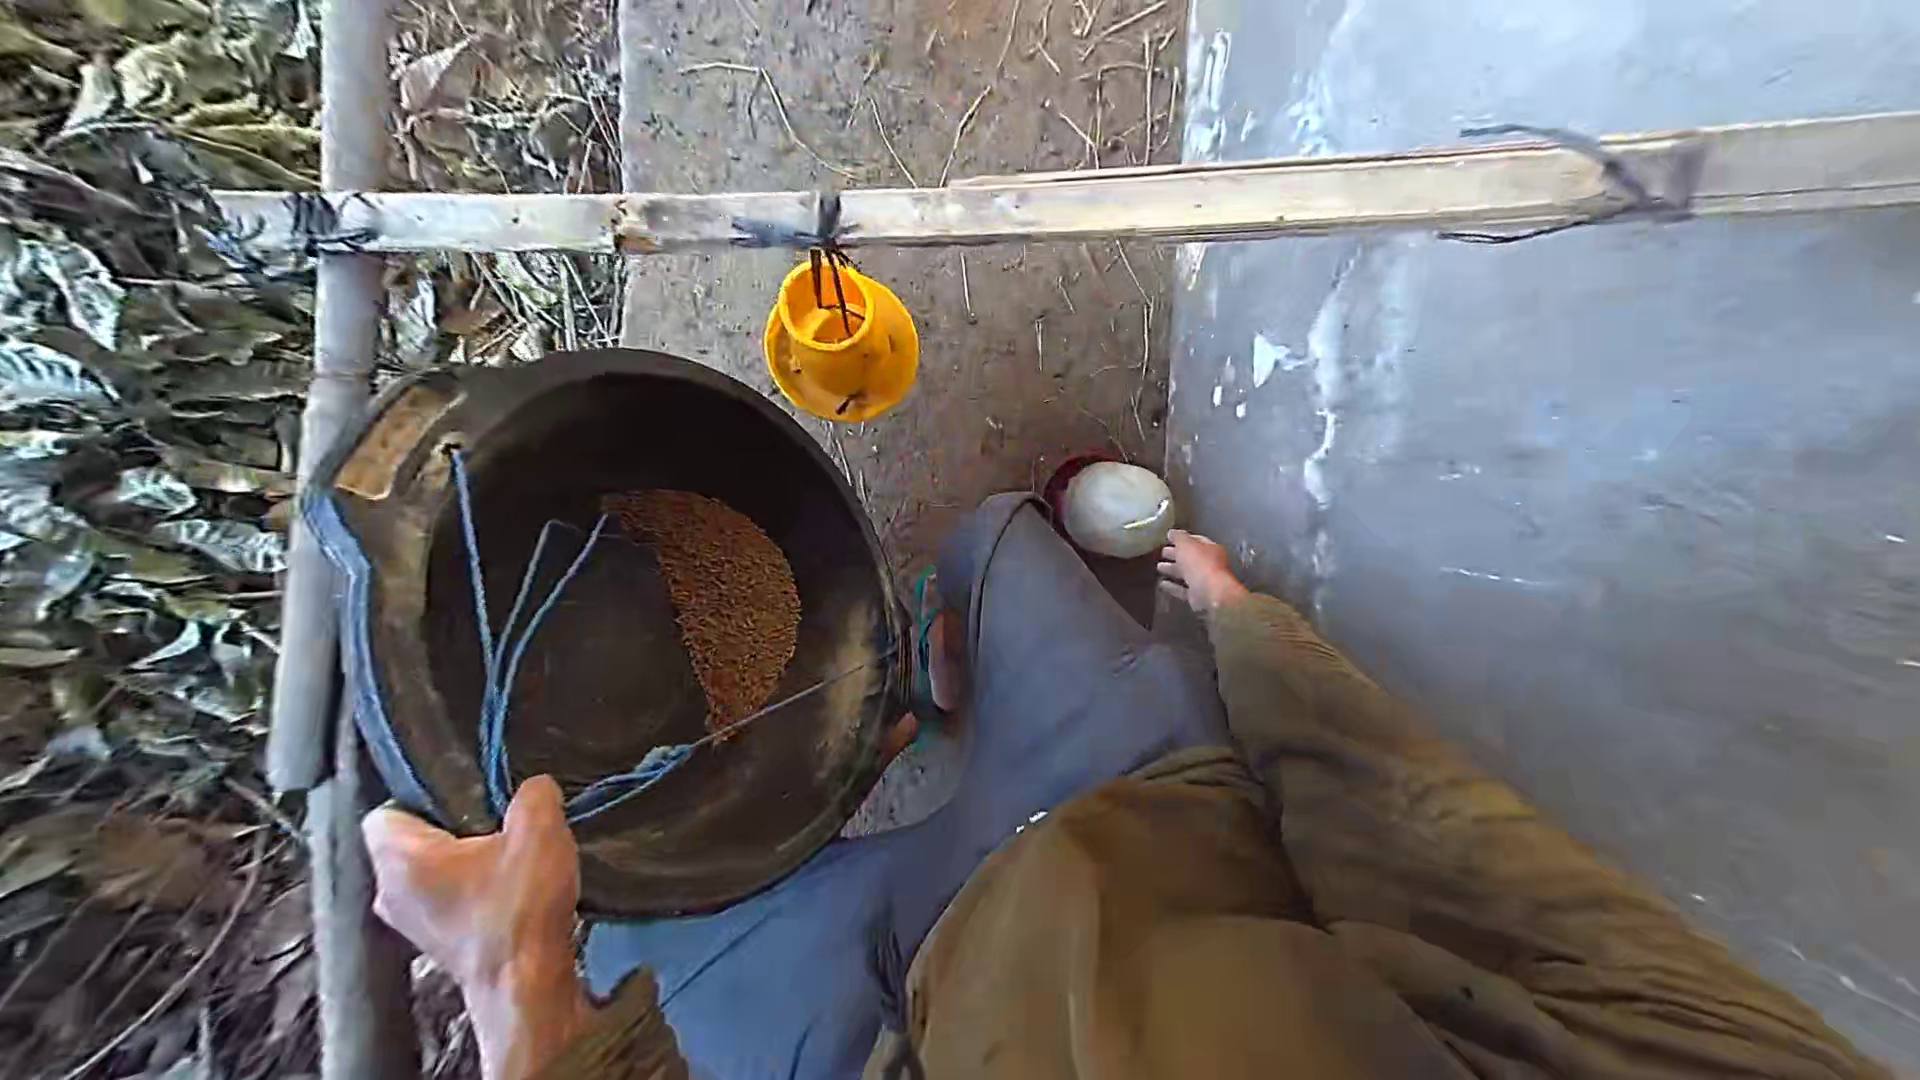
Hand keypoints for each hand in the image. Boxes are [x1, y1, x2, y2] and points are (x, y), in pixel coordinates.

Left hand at [364, 776, 591, 1079]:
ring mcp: (409, 922)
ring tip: (512, 844)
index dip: (424, 792)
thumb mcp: (540, 828)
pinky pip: (445, 892)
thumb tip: (533, 787)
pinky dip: (473, 880)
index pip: (385, 812)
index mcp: (401, 861)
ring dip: (467, 852)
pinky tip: (511, 878)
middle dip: (456, 821)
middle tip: (501, 812)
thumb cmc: (520, 902)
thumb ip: (534, 793)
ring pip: (430, 867)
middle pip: (411, 838)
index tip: (469, 787)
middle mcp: (389, 893)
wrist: (525, 978)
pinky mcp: (435, 939)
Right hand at [1157, 529, 1248, 613]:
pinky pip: (1183, 589)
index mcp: (1211, 549)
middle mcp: (1210, 564)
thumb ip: (1179, 537)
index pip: (1196, 541)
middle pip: (1190, 557)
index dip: (1182, 539)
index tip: (1168, 538)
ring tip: (1158, 567)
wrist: (1210, 593)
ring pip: (1186, 573)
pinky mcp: (1198, 596)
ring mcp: (1204, 581)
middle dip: (1176, 554)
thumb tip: (1172, 532)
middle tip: (1162, 552)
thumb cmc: (1199, 564)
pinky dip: (1173, 586)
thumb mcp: (1186, 545)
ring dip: (1173, 570)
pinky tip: (1162, 584)